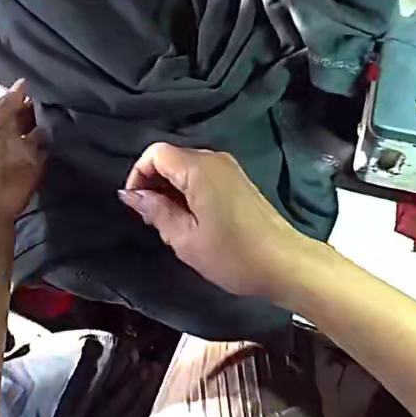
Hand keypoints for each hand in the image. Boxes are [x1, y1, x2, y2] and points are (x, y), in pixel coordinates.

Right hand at [118, 143, 323, 304]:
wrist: (285, 263)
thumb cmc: (233, 255)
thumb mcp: (185, 238)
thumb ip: (155, 211)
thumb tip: (130, 194)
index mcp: (198, 168)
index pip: (155, 153)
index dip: (138, 175)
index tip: (135, 204)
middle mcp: (214, 159)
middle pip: (170, 157)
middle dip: (154, 183)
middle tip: (151, 219)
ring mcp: (229, 168)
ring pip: (186, 167)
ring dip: (171, 189)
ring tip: (171, 224)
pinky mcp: (238, 180)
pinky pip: (203, 175)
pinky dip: (189, 191)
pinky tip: (193, 220)